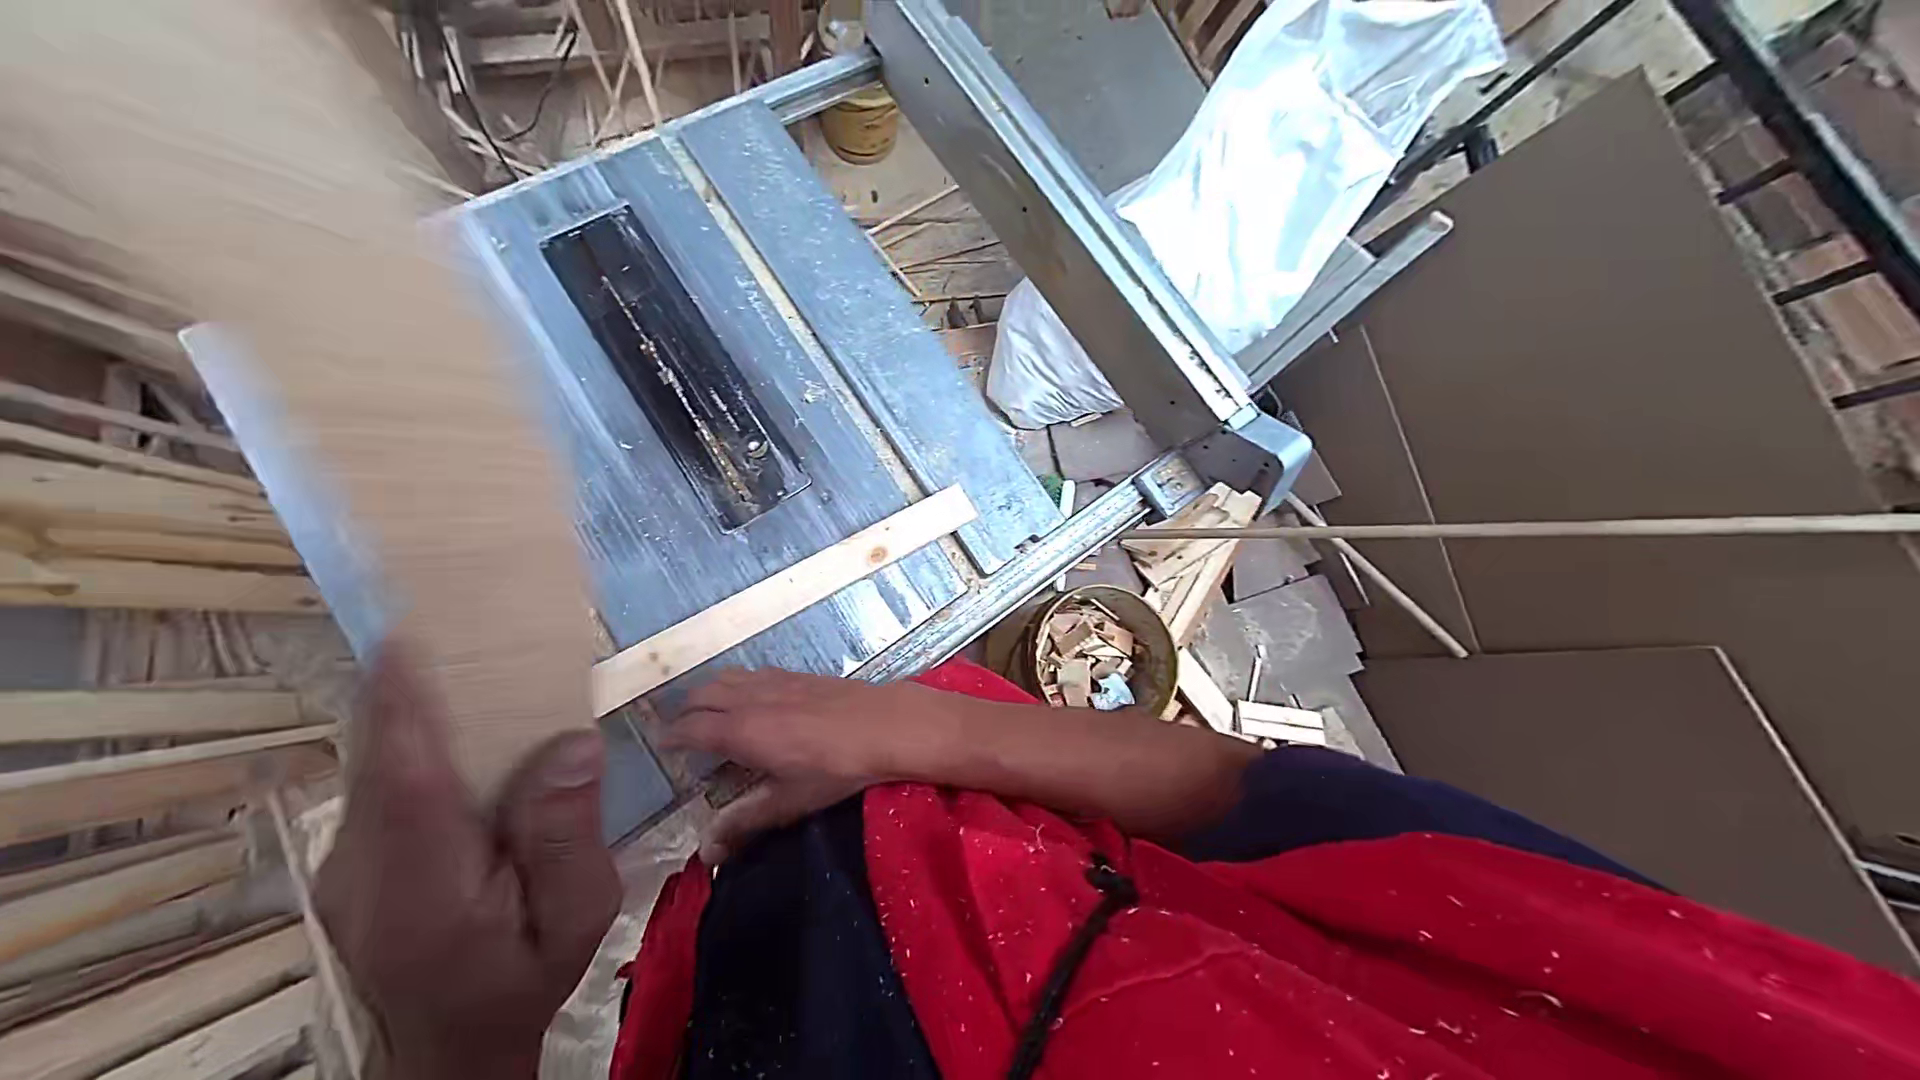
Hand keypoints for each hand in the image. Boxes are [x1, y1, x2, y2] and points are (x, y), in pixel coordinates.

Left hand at [314, 646, 619, 1079]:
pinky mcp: (355, 854)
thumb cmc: (528, 972)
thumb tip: (573, 743)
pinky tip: (461, 713)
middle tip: (455, 621)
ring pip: (377, 762)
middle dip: (410, 686)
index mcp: (422, 891)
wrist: (454, 1040)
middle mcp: (362, 869)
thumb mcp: (581, 911)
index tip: (409, 638)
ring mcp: (347, 862)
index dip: (405, 707)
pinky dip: (416, 734)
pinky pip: (384, 778)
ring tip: (462, 650)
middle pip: (382, 759)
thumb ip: (570, 834)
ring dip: (414, 705)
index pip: (404, 783)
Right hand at [662, 668, 973, 862]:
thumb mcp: (790, 800)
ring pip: (727, 678)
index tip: (662, 746)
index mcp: (742, 730)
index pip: (691, 728)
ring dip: (709, 691)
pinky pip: (753, 672)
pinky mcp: (798, 674)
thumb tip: (707, 851)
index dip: (672, 736)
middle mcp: (751, 698)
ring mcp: (776, 681)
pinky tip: (751, 696)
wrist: (886, 724)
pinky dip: (738, 682)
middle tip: (680, 731)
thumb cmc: (837, 767)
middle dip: (685, 711)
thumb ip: (746, 821)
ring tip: (708, 710)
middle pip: (703, 695)